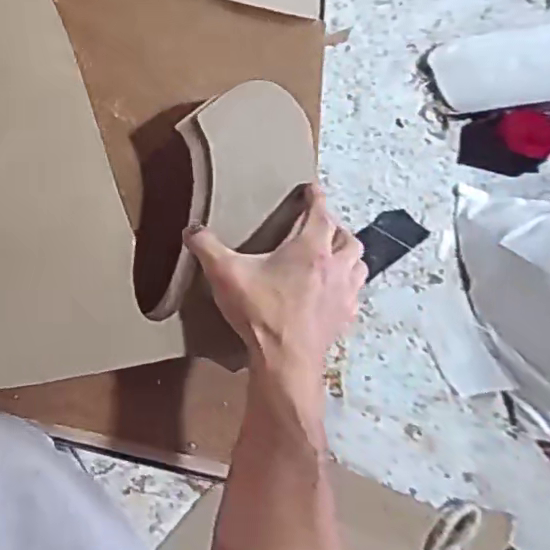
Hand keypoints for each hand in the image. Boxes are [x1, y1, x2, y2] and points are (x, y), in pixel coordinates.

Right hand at [184, 184, 364, 409]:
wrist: (285, 360)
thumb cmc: (259, 311)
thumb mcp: (224, 273)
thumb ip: (205, 246)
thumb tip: (191, 229)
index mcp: (309, 249)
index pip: (320, 214)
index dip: (316, 198)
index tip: (312, 188)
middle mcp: (334, 267)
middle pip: (348, 238)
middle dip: (335, 227)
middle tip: (319, 224)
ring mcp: (344, 295)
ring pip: (358, 265)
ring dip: (347, 254)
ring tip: (330, 254)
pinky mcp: (343, 318)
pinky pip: (354, 293)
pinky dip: (345, 284)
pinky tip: (329, 290)